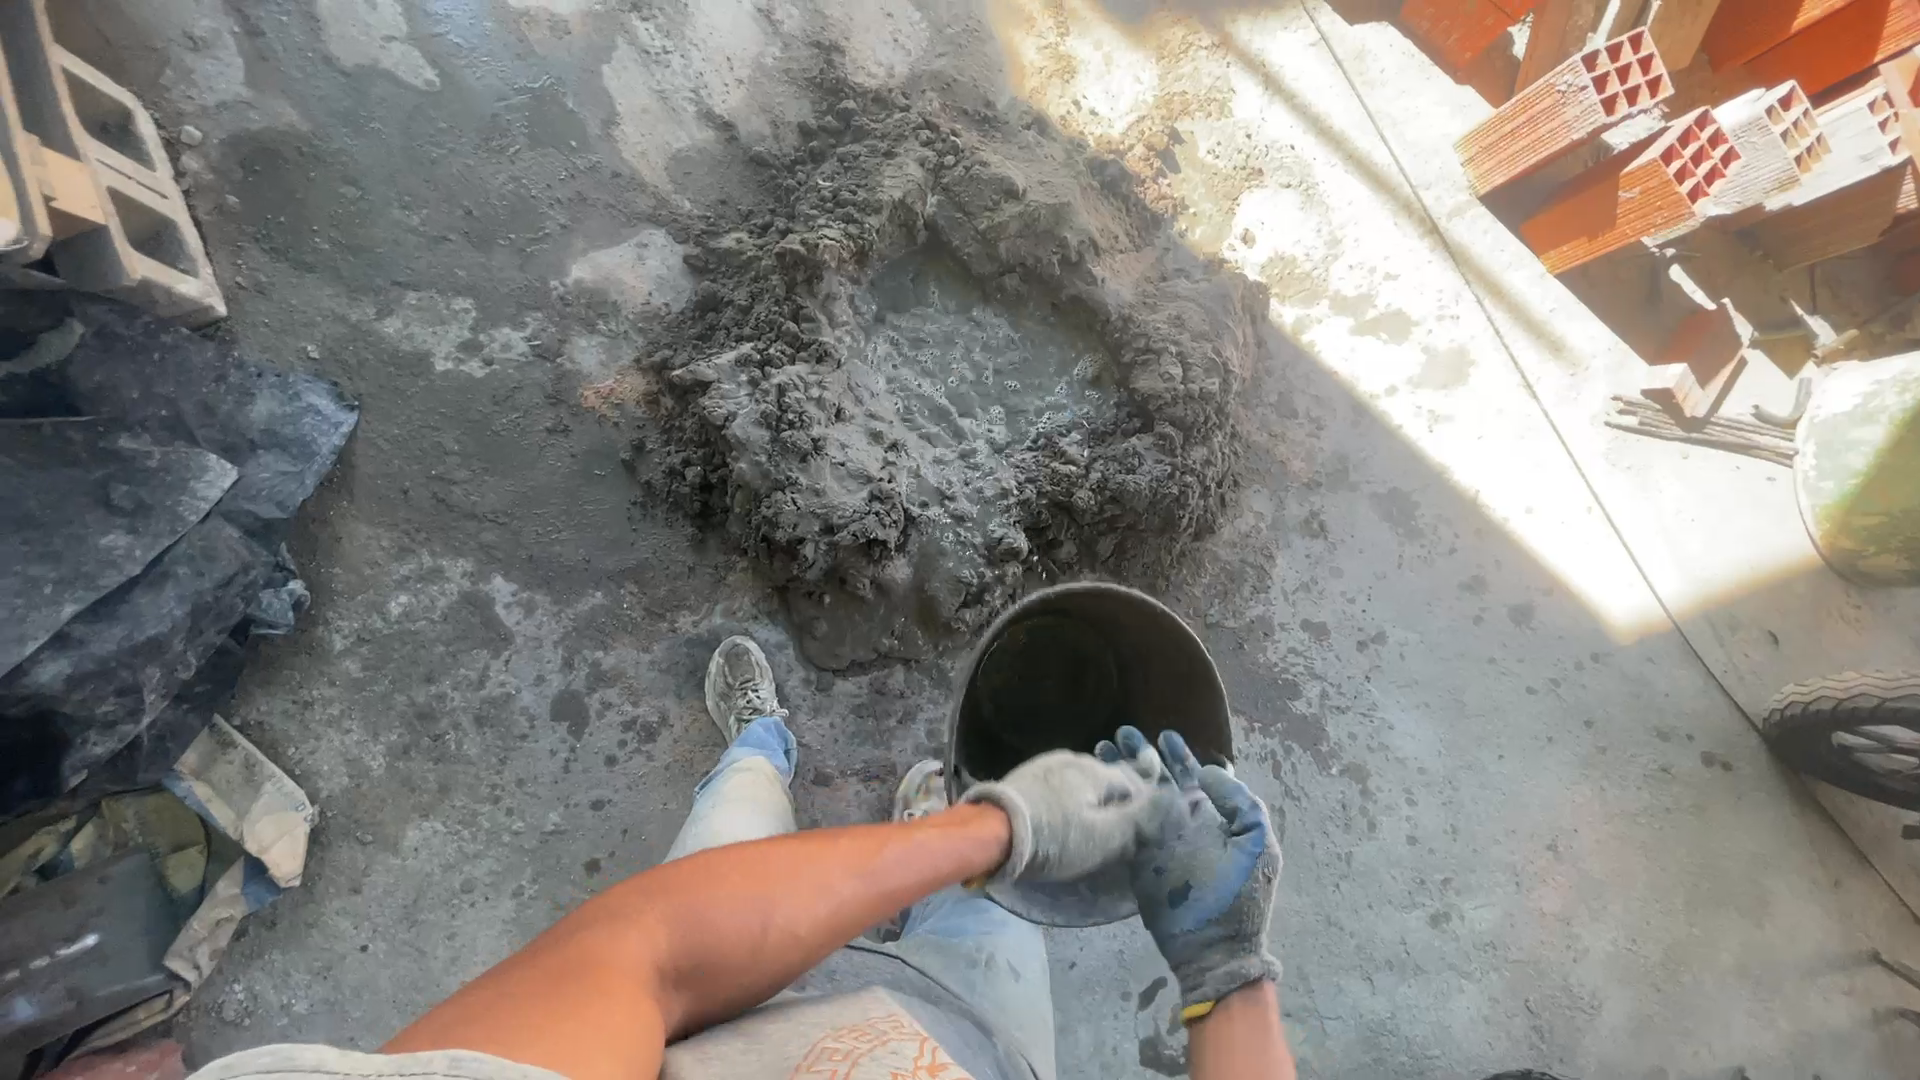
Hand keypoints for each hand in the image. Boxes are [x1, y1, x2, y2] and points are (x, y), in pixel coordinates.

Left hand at [959, 744, 1161, 883]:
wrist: (992, 831)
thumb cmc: (1053, 838)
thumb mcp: (1103, 837)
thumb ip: (1139, 820)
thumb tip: (1174, 800)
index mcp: (1094, 770)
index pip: (1131, 781)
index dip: (1143, 800)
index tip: (1146, 820)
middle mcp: (1071, 758)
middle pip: (1104, 777)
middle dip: (1115, 797)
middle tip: (1119, 824)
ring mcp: (1044, 765)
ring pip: (1079, 779)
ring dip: (1089, 796)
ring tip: (1092, 820)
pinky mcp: (1025, 777)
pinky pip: (1058, 784)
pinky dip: (1068, 797)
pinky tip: (1062, 814)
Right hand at [1098, 726, 1281, 1014]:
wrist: (1213, 947)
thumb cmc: (1241, 897)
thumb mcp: (1256, 846)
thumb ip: (1240, 804)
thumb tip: (1207, 772)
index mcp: (1210, 814)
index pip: (1192, 773)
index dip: (1179, 753)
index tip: (1165, 735)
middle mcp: (1181, 819)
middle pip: (1159, 776)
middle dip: (1142, 752)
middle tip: (1122, 732)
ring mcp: (1157, 836)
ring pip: (1137, 792)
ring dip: (1122, 770)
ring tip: (1102, 747)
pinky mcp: (1136, 855)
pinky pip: (1121, 819)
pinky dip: (1110, 800)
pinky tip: (1096, 782)